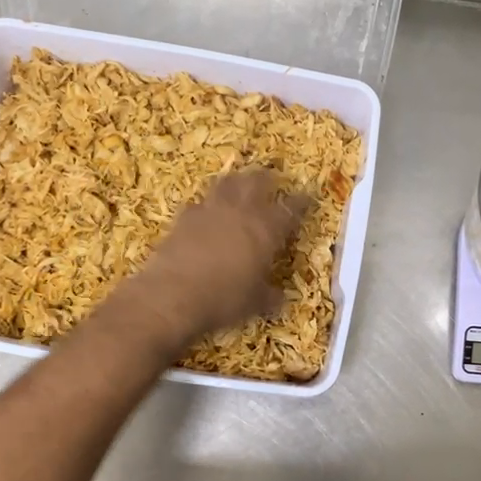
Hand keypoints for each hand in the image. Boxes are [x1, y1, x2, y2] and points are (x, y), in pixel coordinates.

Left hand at [123, 169, 305, 342]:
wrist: (173, 294)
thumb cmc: (224, 298)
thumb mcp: (255, 302)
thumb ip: (269, 295)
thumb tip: (278, 298)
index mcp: (266, 229)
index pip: (291, 209)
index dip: (301, 202)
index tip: (307, 196)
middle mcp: (240, 212)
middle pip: (256, 182)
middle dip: (266, 178)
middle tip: (271, 178)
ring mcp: (210, 210)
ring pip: (226, 183)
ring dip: (236, 181)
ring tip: (239, 182)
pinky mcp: (184, 218)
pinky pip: (199, 203)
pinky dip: (207, 204)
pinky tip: (206, 210)